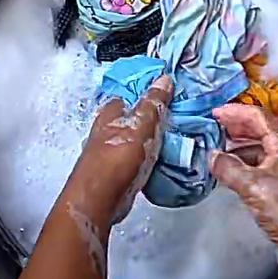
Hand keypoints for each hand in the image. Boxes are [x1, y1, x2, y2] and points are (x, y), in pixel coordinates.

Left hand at [66, 76, 172, 226]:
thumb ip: (154, 103)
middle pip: (132, 118)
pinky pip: (138, 157)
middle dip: (151, 117)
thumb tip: (164, 79)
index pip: (129, 96)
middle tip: (176, 117)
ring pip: (135, 138)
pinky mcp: (117, 172)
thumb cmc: (119, 157)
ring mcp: (111, 152)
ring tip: (175, 138)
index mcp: (111, 113)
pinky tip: (163, 160)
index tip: (168, 94)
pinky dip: (149, 157)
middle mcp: (107, 130)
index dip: (147, 93)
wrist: (101, 199)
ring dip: (151, 138)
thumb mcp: (142, 124)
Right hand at [210, 104, 277, 278]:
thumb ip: (229, 168)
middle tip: (218, 127)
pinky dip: (245, 168)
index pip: (260, 117)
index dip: (237, 112)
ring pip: (261, 153)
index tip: (217, 112)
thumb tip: (214, 157)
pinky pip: (261, 173)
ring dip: (241, 148)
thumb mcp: (253, 185)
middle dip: (238, 128)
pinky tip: (233, 177)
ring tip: (221, 151)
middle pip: (262, 133)